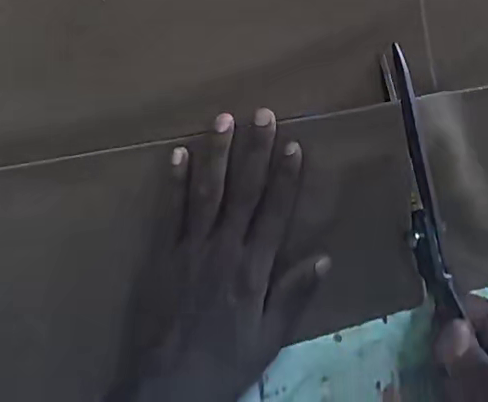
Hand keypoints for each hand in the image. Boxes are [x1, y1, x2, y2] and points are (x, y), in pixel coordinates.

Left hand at [118, 109, 329, 401]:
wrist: (164, 393)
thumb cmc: (223, 363)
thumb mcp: (268, 340)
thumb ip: (294, 296)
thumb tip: (324, 257)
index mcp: (253, 268)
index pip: (274, 212)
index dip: (285, 177)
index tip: (293, 144)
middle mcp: (225, 248)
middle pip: (244, 191)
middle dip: (255, 151)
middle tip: (263, 114)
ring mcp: (192, 248)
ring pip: (208, 192)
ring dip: (218, 153)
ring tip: (223, 119)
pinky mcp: (163, 255)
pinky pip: (170, 212)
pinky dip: (175, 182)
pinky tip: (179, 152)